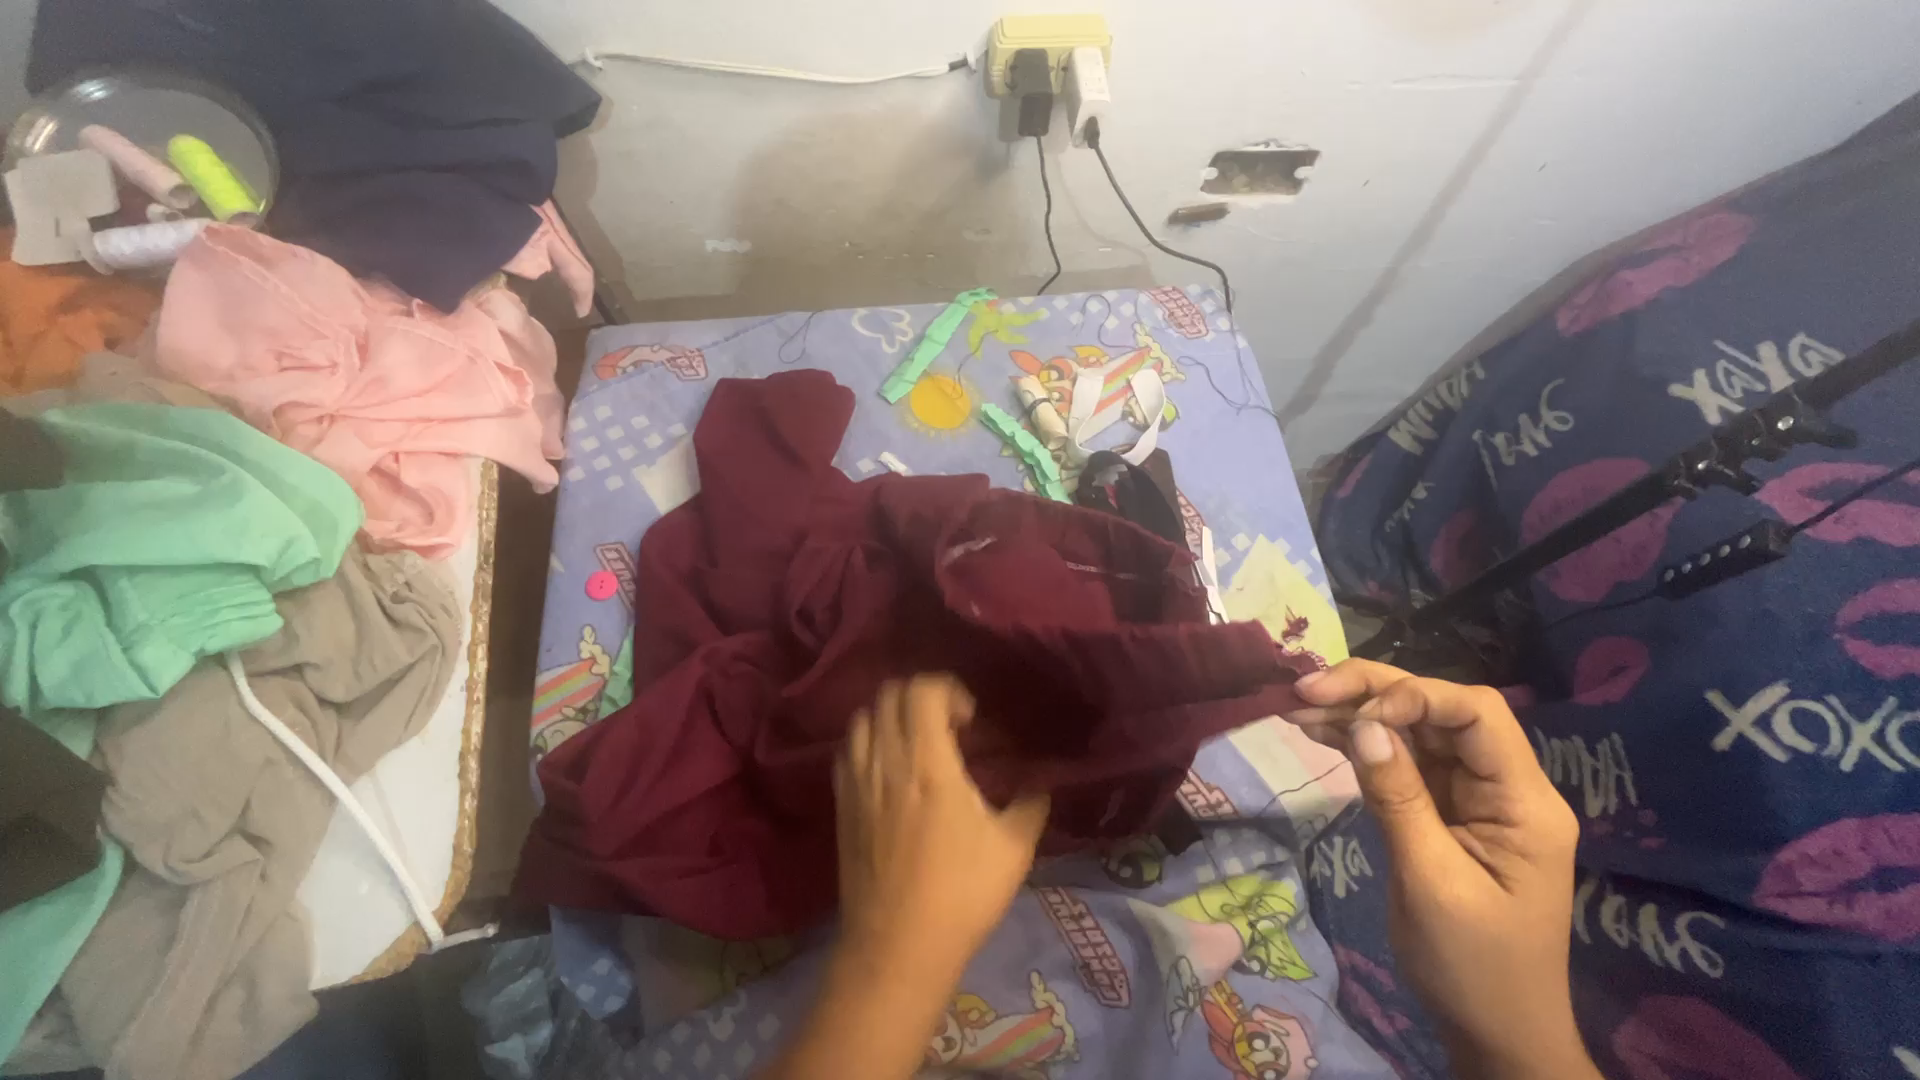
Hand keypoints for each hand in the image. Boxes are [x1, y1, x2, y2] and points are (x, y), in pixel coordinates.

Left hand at [834, 674, 1049, 973]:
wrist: (897, 948)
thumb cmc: (960, 895)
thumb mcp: (1013, 849)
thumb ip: (1031, 805)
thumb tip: (1040, 784)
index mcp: (928, 763)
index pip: (923, 690)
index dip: (950, 690)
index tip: (971, 722)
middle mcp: (886, 761)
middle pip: (890, 694)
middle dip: (923, 697)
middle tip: (950, 728)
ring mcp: (857, 782)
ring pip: (863, 717)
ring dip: (892, 717)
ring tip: (918, 745)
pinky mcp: (841, 804)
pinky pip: (848, 749)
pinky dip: (869, 741)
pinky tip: (890, 770)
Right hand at [1289, 659, 1597, 1079]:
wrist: (1492, 1031)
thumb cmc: (1472, 965)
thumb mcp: (1431, 880)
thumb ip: (1398, 797)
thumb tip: (1361, 724)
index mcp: (1523, 801)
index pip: (1475, 714)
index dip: (1414, 696)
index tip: (1354, 712)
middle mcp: (1500, 785)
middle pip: (1439, 711)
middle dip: (1374, 692)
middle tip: (1308, 690)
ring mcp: (1468, 796)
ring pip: (1412, 729)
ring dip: (1357, 713)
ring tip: (1298, 708)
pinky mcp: (1439, 809)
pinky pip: (1398, 760)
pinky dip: (1358, 743)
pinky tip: (1318, 731)